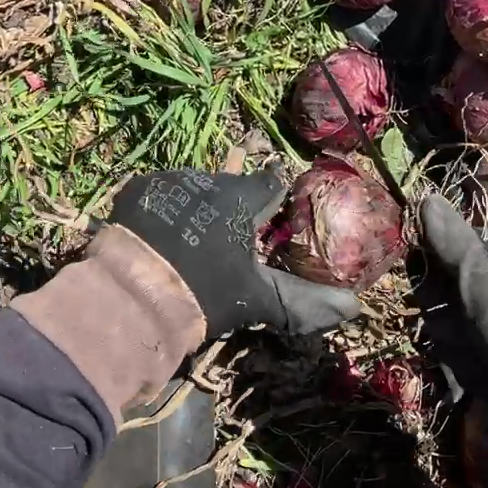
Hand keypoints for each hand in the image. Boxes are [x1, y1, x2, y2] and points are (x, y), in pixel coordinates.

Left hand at [110, 166, 361, 337]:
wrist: (133, 299)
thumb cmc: (204, 295)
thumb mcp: (258, 298)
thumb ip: (305, 301)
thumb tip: (354, 308)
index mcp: (242, 199)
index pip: (270, 183)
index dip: (274, 195)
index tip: (273, 205)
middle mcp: (210, 179)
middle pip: (230, 184)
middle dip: (233, 203)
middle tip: (229, 233)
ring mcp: (172, 181)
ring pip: (195, 187)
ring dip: (198, 205)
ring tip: (191, 238)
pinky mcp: (140, 190)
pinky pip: (162, 193)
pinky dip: (166, 210)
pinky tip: (162, 236)